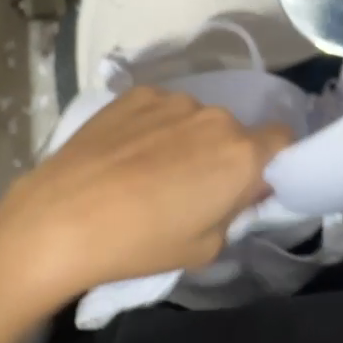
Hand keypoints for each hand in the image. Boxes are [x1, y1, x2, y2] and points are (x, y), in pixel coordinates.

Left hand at [0, 87, 292, 342]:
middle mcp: (216, 117)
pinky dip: (154, 128)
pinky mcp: (136, 94)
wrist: (57, 221)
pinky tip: (124, 156)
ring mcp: (174, 100)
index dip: (273, 163)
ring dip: (187, 140)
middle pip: (236, 131)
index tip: (248, 187)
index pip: (284, 141)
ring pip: (197, 120)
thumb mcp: (204, 249)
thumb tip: (237, 191)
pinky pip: (162, 110)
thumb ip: (235, 213)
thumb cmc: (138, 245)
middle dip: (223, 156)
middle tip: (192, 189)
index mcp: (242, 155)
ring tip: (148, 173)